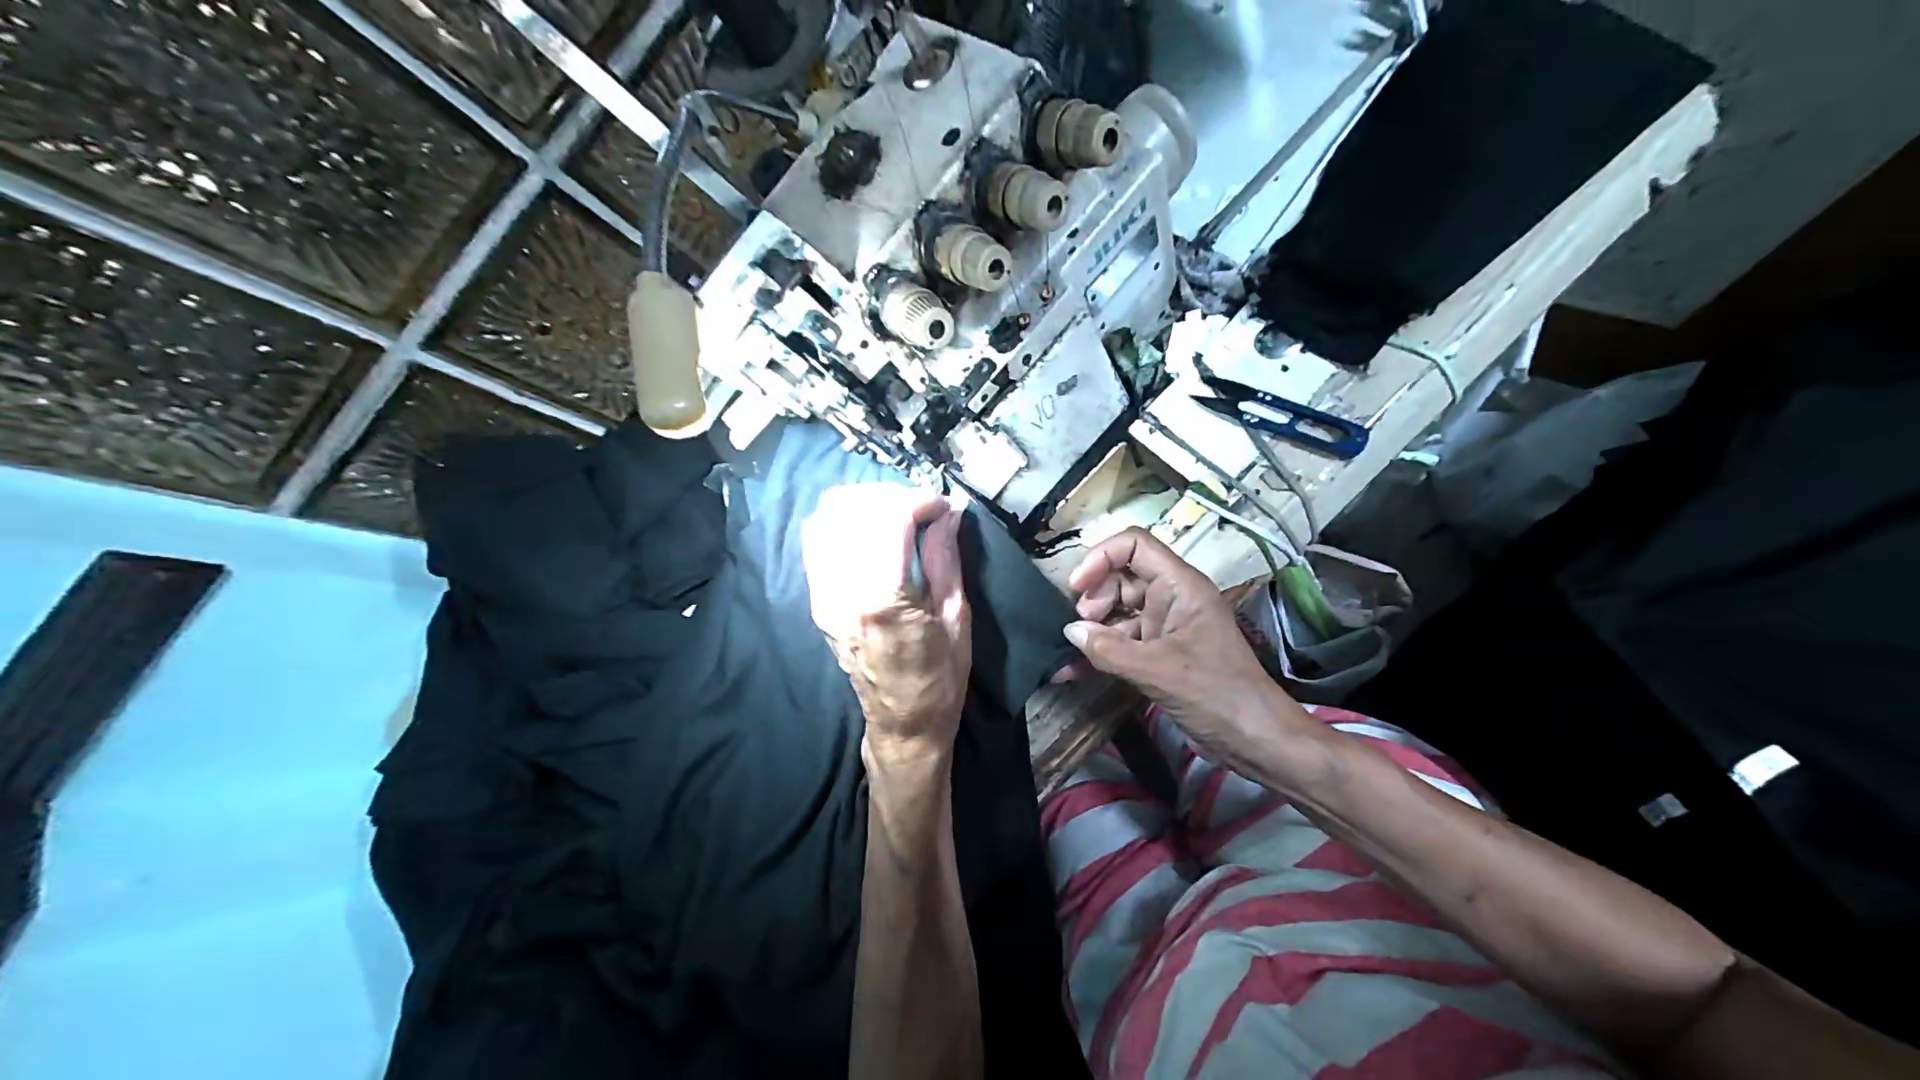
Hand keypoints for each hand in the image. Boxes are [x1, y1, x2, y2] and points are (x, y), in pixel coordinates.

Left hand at [802, 485, 970, 766]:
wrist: (903, 722)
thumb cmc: (940, 678)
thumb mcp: (957, 618)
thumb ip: (946, 559)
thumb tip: (947, 513)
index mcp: (884, 600)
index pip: (889, 519)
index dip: (919, 500)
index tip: (941, 507)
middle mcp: (843, 593)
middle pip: (852, 510)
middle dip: (890, 495)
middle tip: (919, 507)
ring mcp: (822, 597)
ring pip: (825, 518)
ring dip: (861, 503)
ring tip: (894, 513)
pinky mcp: (816, 601)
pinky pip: (815, 541)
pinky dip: (840, 522)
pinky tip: (868, 529)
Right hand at [1063, 527, 1318, 777]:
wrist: (1254, 740)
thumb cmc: (1216, 694)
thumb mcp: (1159, 671)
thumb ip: (1110, 650)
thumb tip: (1071, 631)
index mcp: (1181, 586)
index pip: (1135, 545)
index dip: (1101, 557)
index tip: (1076, 587)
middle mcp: (1172, 598)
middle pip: (1121, 577)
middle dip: (1095, 596)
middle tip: (1080, 626)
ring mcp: (1165, 626)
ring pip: (1118, 611)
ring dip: (1092, 628)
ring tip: (1071, 652)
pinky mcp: (1159, 654)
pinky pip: (1121, 642)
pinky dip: (1099, 652)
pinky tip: (1072, 670)